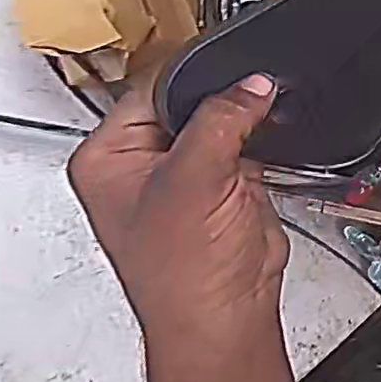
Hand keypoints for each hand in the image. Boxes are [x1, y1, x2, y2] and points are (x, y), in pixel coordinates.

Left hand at [67, 75, 287, 355]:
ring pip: (222, 119)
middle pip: (189, 102)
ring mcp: (188, 171)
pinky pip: (246, 139)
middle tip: (253, 92)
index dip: (193, 78)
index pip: (151, 90)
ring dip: (246, 118)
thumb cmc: (185, 273)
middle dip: (225, 97)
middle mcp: (145, 161)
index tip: (232, 70)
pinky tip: (270, 137)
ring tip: (260, 120)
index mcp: (110, 157)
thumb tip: (251, 85)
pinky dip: (262, 134)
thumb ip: (221, 121)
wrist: (229, 311)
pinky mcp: (226, 179)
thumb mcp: (193, 180)